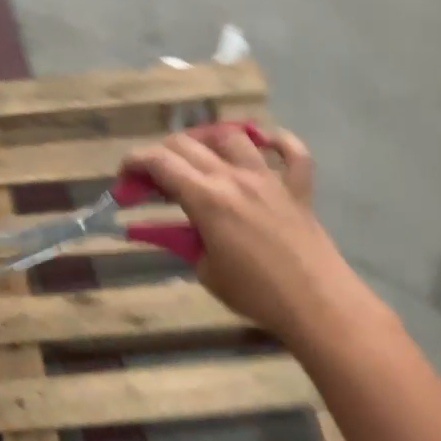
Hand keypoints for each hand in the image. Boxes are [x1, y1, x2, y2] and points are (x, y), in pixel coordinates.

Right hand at [126, 127, 376, 342]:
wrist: (316, 303)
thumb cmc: (253, 292)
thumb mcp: (203, 268)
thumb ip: (179, 239)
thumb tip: (153, 229)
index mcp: (206, 198)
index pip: (160, 163)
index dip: (135, 162)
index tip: (123, 176)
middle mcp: (235, 177)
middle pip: (188, 145)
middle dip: (160, 155)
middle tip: (151, 180)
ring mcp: (269, 178)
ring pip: (232, 137)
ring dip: (206, 141)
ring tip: (196, 158)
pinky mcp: (297, 189)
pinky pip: (292, 153)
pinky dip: (276, 142)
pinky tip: (263, 145)